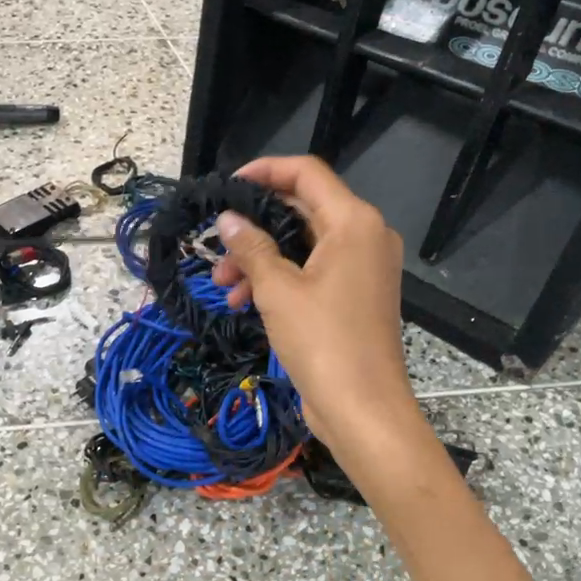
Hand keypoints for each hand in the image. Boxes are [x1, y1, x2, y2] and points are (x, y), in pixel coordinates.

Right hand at [210, 157, 418, 451]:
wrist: (364, 409)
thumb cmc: (323, 342)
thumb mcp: (277, 290)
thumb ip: (250, 247)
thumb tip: (228, 219)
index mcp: (354, 222)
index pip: (307, 173)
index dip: (264, 171)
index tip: (226, 186)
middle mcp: (364, 236)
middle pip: (302, 209)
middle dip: (254, 225)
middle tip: (215, 243)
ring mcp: (362, 267)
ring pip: (301, 243)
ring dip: (259, 257)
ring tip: (223, 285)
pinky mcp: (353, 295)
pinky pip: (311, 270)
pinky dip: (278, 278)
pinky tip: (243, 301)